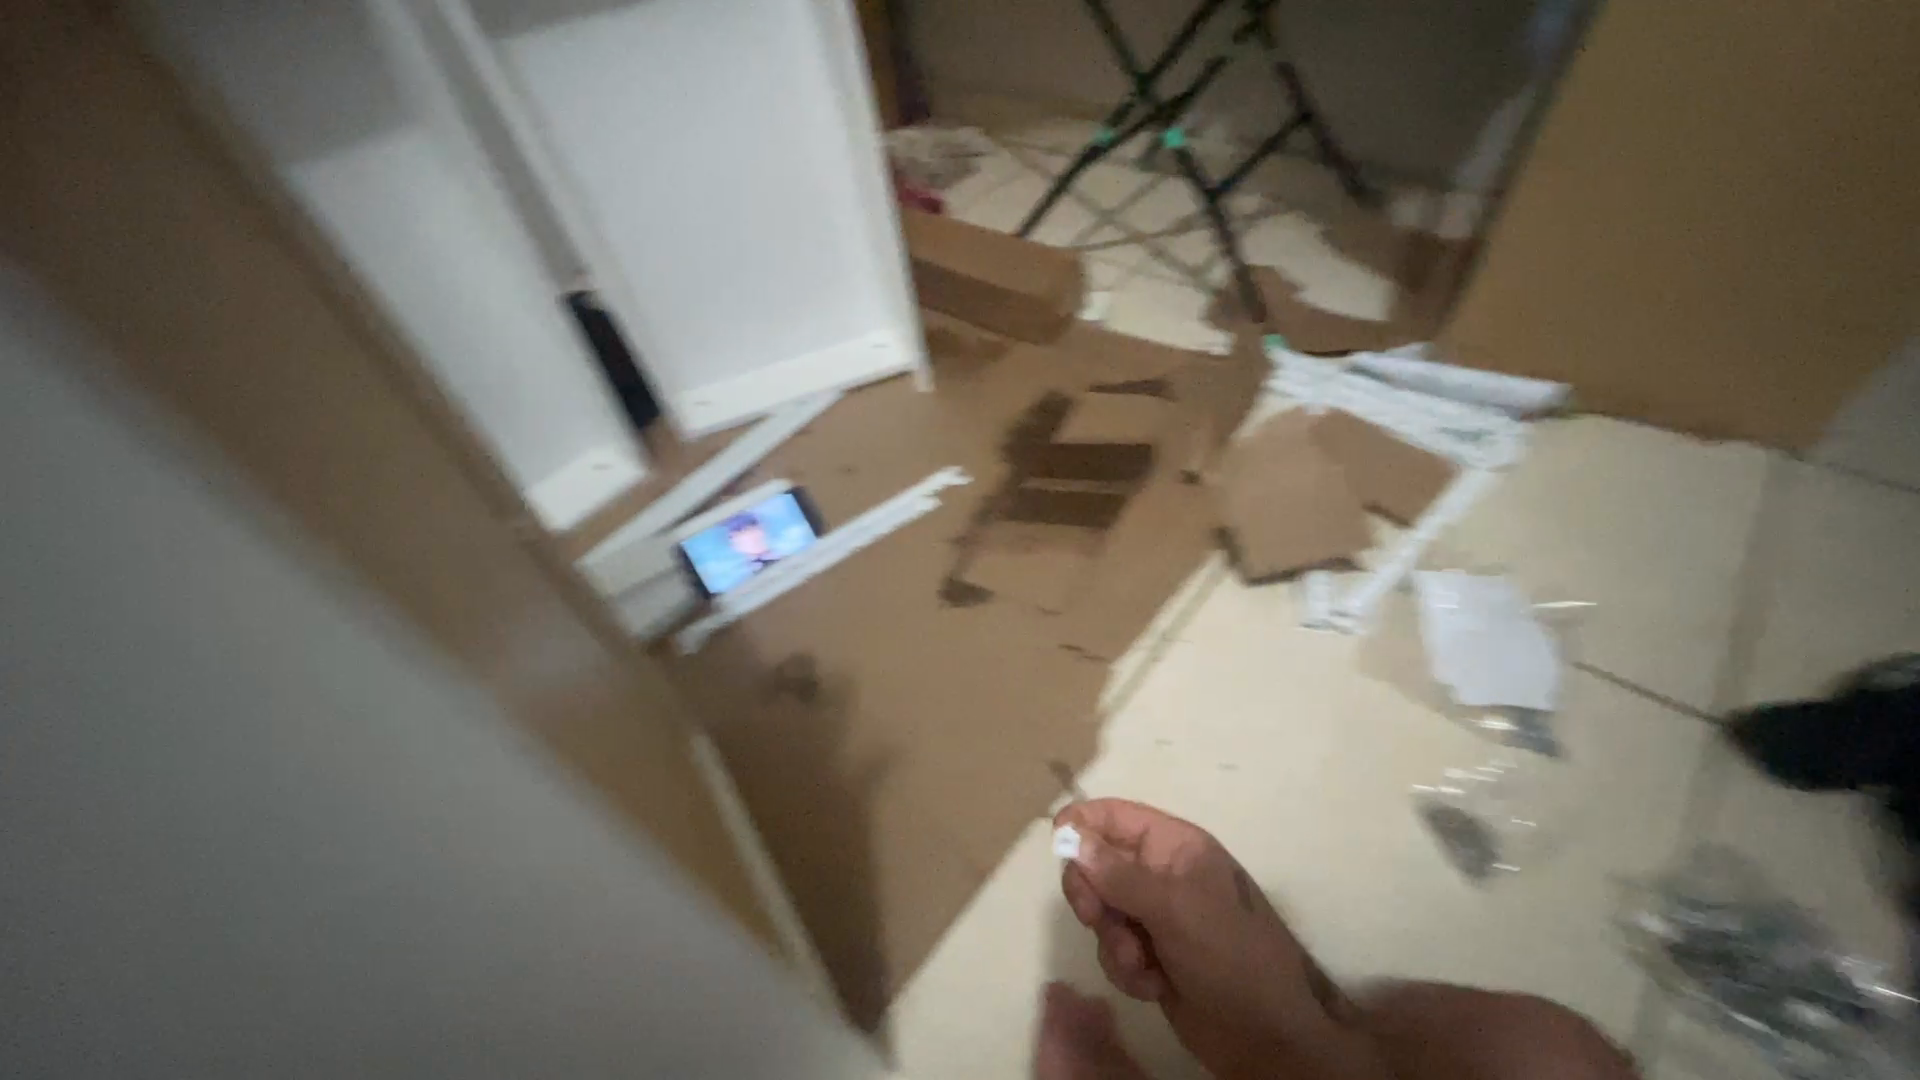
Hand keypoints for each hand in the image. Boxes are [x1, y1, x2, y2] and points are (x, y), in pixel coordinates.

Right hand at [1055, 799, 1385, 1079]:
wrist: (1271, 1036)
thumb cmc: (1231, 955)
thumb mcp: (1175, 909)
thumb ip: (1119, 874)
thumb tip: (1070, 836)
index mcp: (1174, 845)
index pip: (1115, 816)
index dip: (1082, 823)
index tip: (1056, 845)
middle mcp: (1161, 873)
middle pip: (1097, 865)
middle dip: (1094, 897)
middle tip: (1097, 918)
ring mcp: (1155, 915)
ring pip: (1102, 912)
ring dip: (1114, 943)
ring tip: (1143, 965)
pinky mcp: (1151, 954)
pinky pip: (1113, 949)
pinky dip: (1126, 969)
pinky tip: (1153, 986)